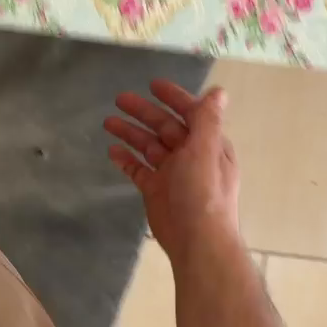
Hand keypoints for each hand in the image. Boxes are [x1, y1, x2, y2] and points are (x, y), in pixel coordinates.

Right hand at [104, 80, 241, 266]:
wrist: (196, 240)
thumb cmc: (202, 193)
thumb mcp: (205, 151)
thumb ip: (207, 121)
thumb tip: (219, 91)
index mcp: (207, 145)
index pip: (190, 114)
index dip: (173, 98)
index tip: (152, 85)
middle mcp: (190, 156)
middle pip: (165, 127)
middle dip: (144, 112)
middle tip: (119, 99)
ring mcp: (172, 173)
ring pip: (149, 146)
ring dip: (131, 132)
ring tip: (108, 122)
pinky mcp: (155, 190)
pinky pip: (138, 168)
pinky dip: (126, 159)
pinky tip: (112, 151)